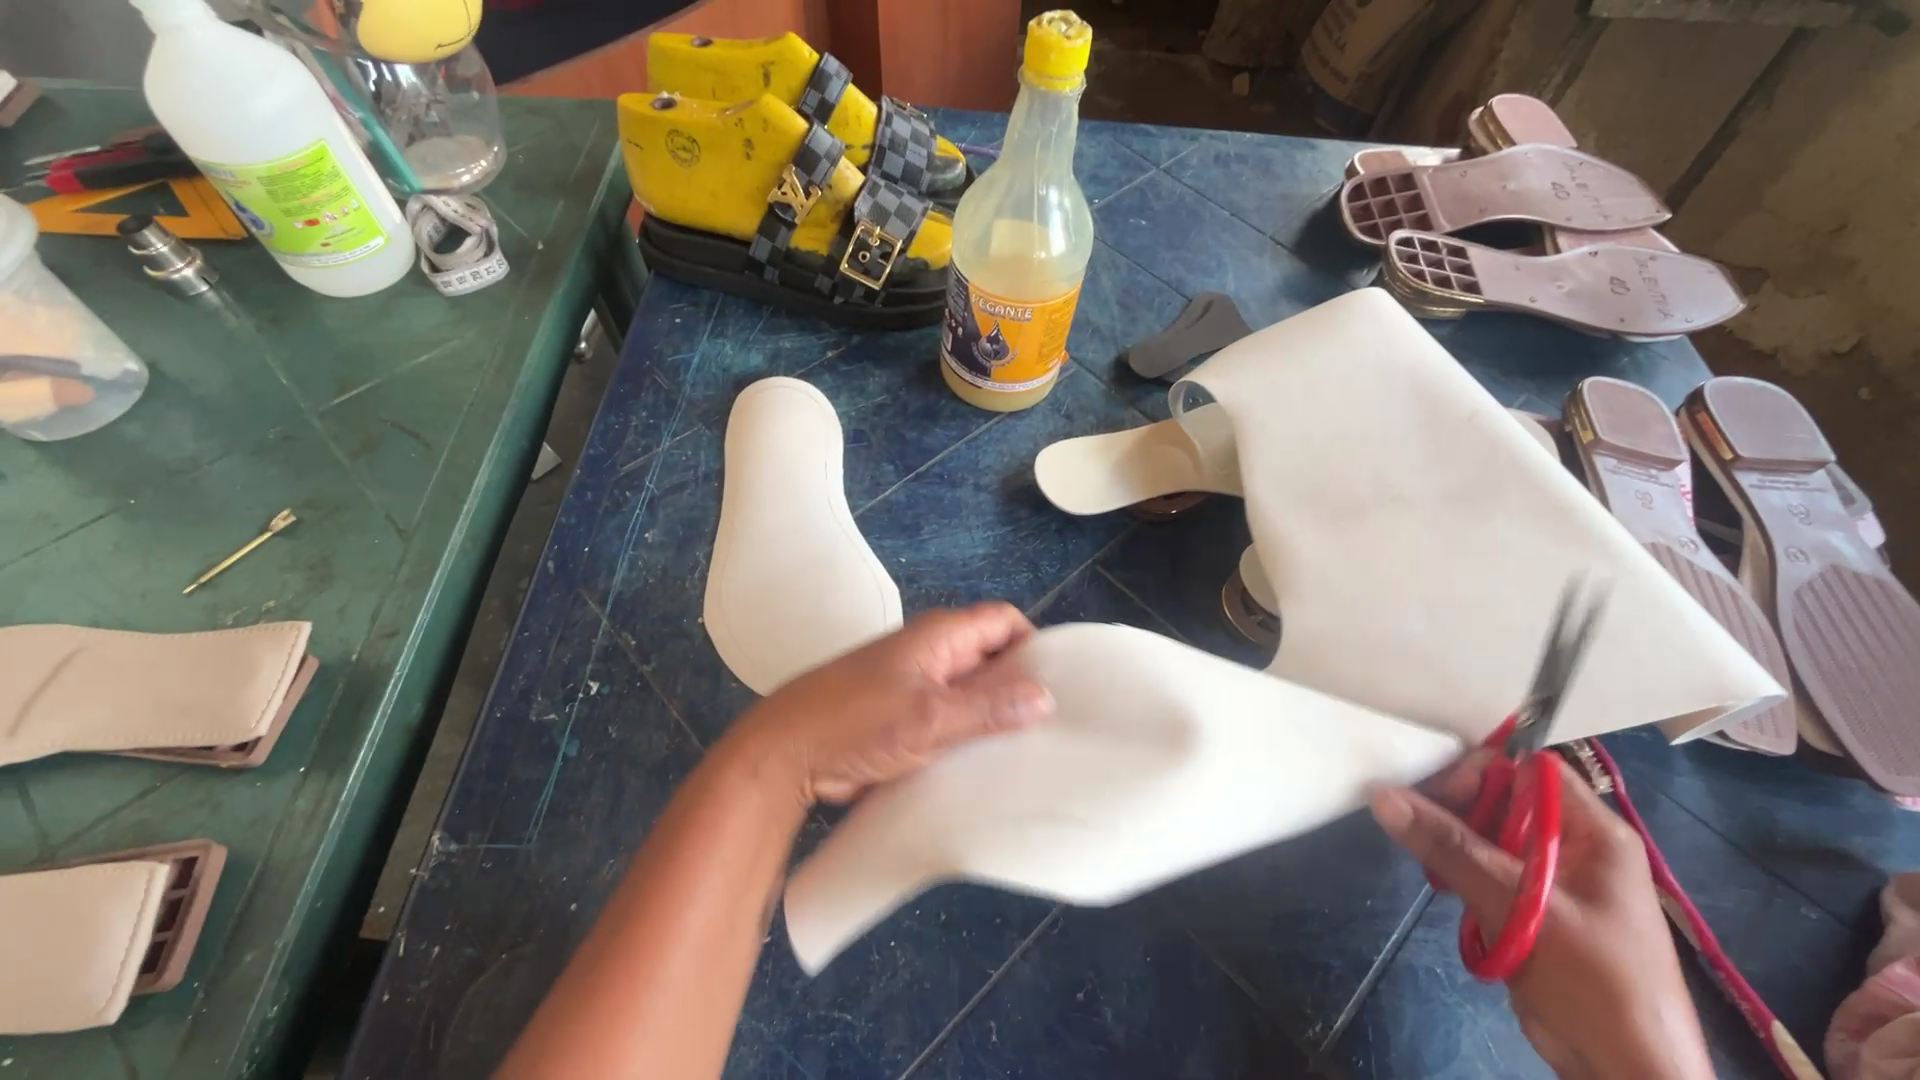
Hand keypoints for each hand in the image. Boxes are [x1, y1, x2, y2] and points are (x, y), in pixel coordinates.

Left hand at [722, 603, 1055, 807]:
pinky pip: (950, 719)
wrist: (787, 753)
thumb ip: (987, 707)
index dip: (1034, 642)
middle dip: (1020, 683)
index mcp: (939, 635)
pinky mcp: (904, 719)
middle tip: (1057, 721)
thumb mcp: (929, 715)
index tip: (1063, 679)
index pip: (1002, 621)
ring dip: (995, 714)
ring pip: (970, 692)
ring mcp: (916, 687)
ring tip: (1033, 747)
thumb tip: (1045, 697)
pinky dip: (970, 734)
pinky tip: (990, 764)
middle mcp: (931, 654)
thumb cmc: (857, 721)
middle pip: (990, 657)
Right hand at [1371, 752, 1715, 1079]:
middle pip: (1501, 798)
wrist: (1628, 1074)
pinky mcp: (1531, 907)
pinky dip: (1460, 875)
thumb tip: (1383, 796)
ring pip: (1485, 833)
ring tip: (1438, 875)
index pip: (1527, 768)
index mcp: (1592, 832)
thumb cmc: (1595, 984)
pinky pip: (1484, 868)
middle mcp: (1574, 845)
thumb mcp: (1519, 907)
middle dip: (1457, 813)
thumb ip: (1451, 848)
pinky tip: (1450, 895)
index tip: (1436, 800)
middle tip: (1425, 840)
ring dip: (1454, 847)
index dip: (1479, 773)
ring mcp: (1552, 877)